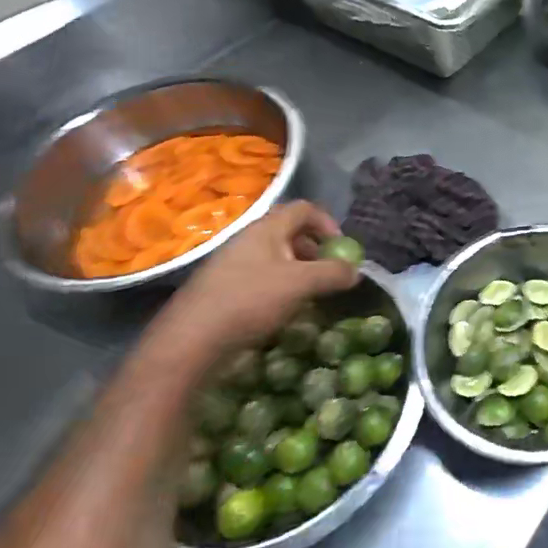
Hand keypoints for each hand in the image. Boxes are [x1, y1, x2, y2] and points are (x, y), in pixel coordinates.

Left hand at [142, 201, 358, 366]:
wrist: (192, 338)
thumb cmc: (250, 301)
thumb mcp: (301, 284)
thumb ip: (333, 273)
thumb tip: (355, 270)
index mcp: (267, 228)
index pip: (304, 209)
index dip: (328, 223)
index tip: (341, 249)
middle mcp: (248, 238)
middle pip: (289, 231)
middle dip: (315, 249)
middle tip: (328, 272)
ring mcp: (232, 262)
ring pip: (274, 256)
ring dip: (297, 269)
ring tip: (309, 294)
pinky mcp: (223, 286)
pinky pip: (259, 275)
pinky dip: (278, 285)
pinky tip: (282, 310)